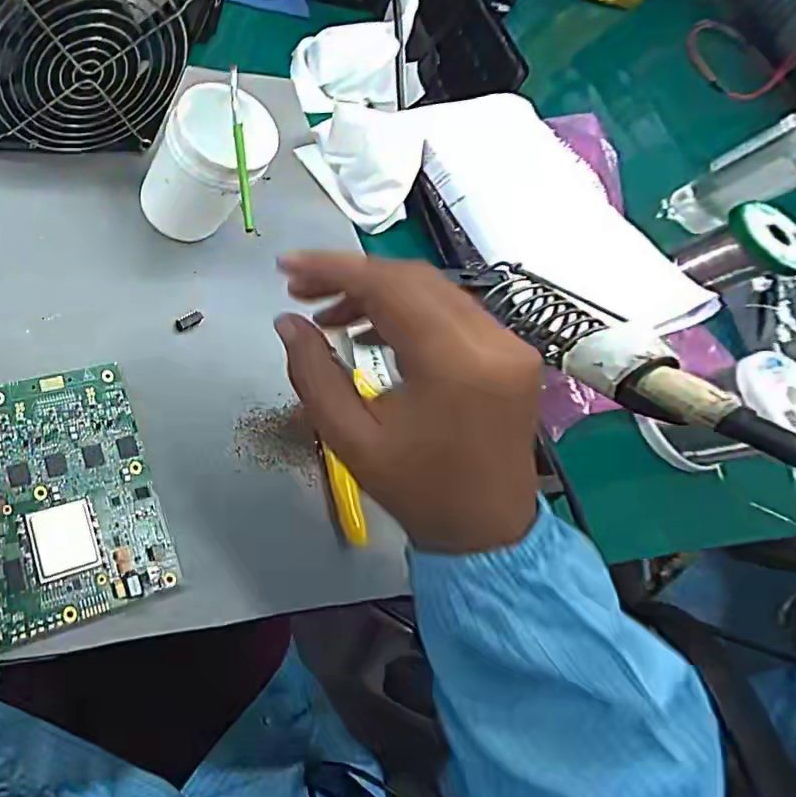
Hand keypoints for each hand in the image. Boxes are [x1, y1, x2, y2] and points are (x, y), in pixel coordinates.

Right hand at [274, 252, 541, 553]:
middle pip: (411, 279)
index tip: (286, 266)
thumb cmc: (416, 489)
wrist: (488, 531)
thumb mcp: (349, 437)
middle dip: (349, 275)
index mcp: (453, 363)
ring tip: (326, 313)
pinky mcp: (509, 352)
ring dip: (375, 291)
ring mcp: (507, 344)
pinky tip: (368, 327)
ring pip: (431, 289)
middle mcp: (491, 341)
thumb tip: (287, 322)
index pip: (389, 288)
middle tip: (298, 288)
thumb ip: (313, 372)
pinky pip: (449, 310)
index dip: (332, 269)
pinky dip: (404, 308)